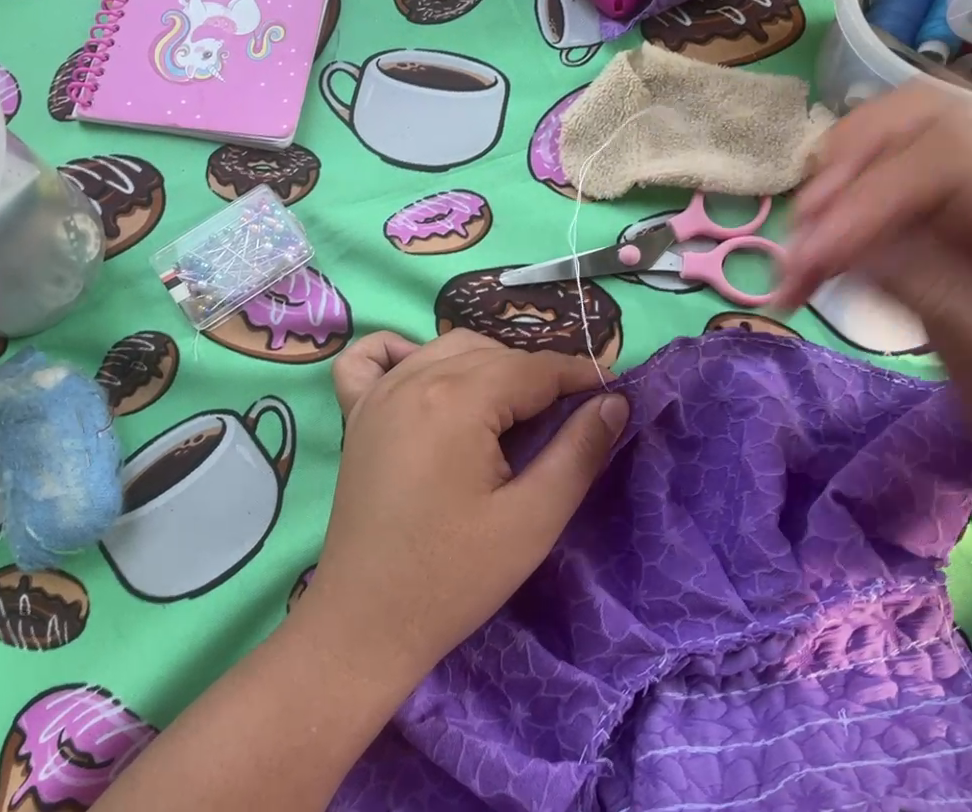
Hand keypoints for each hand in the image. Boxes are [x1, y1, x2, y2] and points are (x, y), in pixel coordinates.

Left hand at [303, 330, 628, 676]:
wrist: (367, 621)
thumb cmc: (454, 577)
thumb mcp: (533, 519)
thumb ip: (578, 452)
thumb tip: (613, 402)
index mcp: (457, 399)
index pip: (535, 367)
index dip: (581, 376)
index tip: (615, 393)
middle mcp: (413, 379)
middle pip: (494, 354)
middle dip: (540, 375)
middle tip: (571, 418)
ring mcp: (376, 394)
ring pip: (446, 348)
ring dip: (489, 364)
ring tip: (516, 411)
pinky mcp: (356, 415)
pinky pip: (374, 358)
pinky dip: (405, 353)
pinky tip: (429, 378)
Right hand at [774, 85, 971, 484]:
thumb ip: (929, 292)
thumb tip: (842, 242)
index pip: (943, 160)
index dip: (862, 200)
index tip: (807, 262)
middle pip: (921, 120)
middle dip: (845, 165)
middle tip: (801, 236)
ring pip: (900, 150)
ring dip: (839, 189)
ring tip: (802, 256)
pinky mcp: (969, 231)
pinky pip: (896, 200)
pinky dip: (847, 221)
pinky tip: (821, 266)